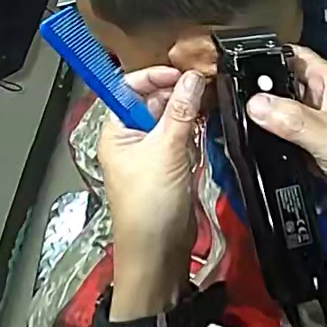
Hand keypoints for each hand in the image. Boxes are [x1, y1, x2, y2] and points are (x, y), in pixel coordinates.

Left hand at [97, 68, 208, 308]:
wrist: (159, 253)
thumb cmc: (149, 207)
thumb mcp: (167, 150)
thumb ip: (181, 110)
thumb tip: (192, 78)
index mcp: (117, 131)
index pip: (130, 88)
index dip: (154, 76)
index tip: (180, 72)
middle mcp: (131, 138)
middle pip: (153, 100)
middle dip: (177, 90)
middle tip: (203, 83)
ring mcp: (151, 151)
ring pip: (170, 116)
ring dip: (188, 107)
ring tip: (209, 99)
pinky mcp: (170, 163)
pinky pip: (182, 134)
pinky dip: (195, 125)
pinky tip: (209, 121)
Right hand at [244, 47, 326, 237]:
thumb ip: (294, 121)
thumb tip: (252, 101)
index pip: (295, 57)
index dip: (266, 54)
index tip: (231, 60)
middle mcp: (324, 101)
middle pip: (285, 85)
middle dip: (257, 87)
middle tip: (220, 94)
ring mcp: (320, 128)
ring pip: (284, 115)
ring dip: (262, 117)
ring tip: (225, 119)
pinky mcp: (316, 154)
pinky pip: (288, 141)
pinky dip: (271, 142)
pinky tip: (246, 146)